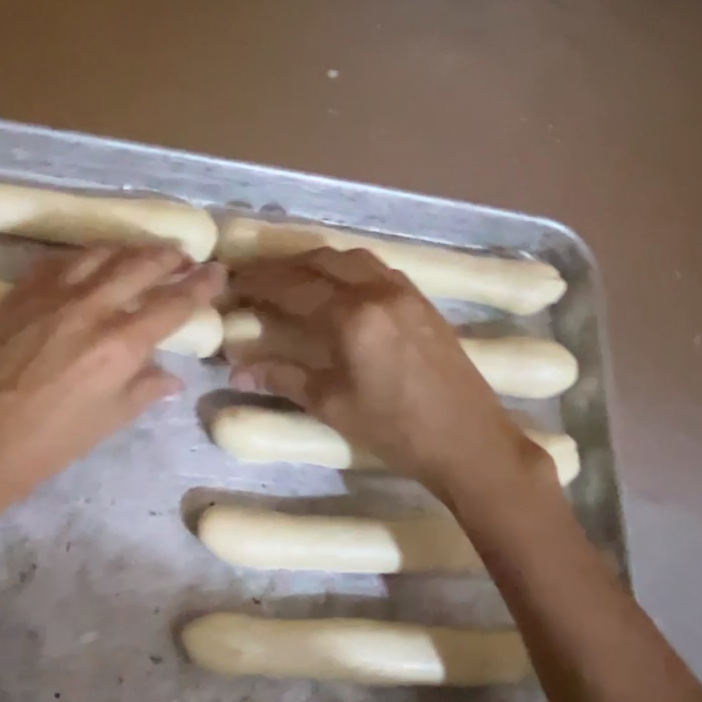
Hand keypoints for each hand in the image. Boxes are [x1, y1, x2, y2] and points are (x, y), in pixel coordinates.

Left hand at [0, 244, 224, 517]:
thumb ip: (143, 390)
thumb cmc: (48, 444)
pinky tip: (87, 262)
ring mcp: (50, 295)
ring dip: (128, 250)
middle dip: (168, 258)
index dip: (200, 285)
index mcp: (120, 344)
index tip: (217, 272)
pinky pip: (57, 261)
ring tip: (142, 253)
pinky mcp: (18, 294)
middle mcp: (90, 308)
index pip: (172, 303)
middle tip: (184, 256)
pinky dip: (81, 257)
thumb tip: (170, 375)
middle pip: (140, 266)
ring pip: (99, 254)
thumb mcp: (106, 422)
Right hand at [227, 248, 551, 506]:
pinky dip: (346, 270)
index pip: (293, 287)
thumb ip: (284, 378)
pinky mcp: (422, 302)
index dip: (258, 283)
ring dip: (315, 263)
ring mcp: (404, 293)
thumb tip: (236, 371)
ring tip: (290, 279)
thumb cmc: (396, 430)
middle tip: (253, 278)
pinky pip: (376, 269)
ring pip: (351, 259)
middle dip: (282, 267)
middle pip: (320, 262)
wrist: (469, 442)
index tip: (231, 284)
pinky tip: (336, 289)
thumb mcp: (332, 406)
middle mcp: (378, 291)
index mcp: (352, 317)